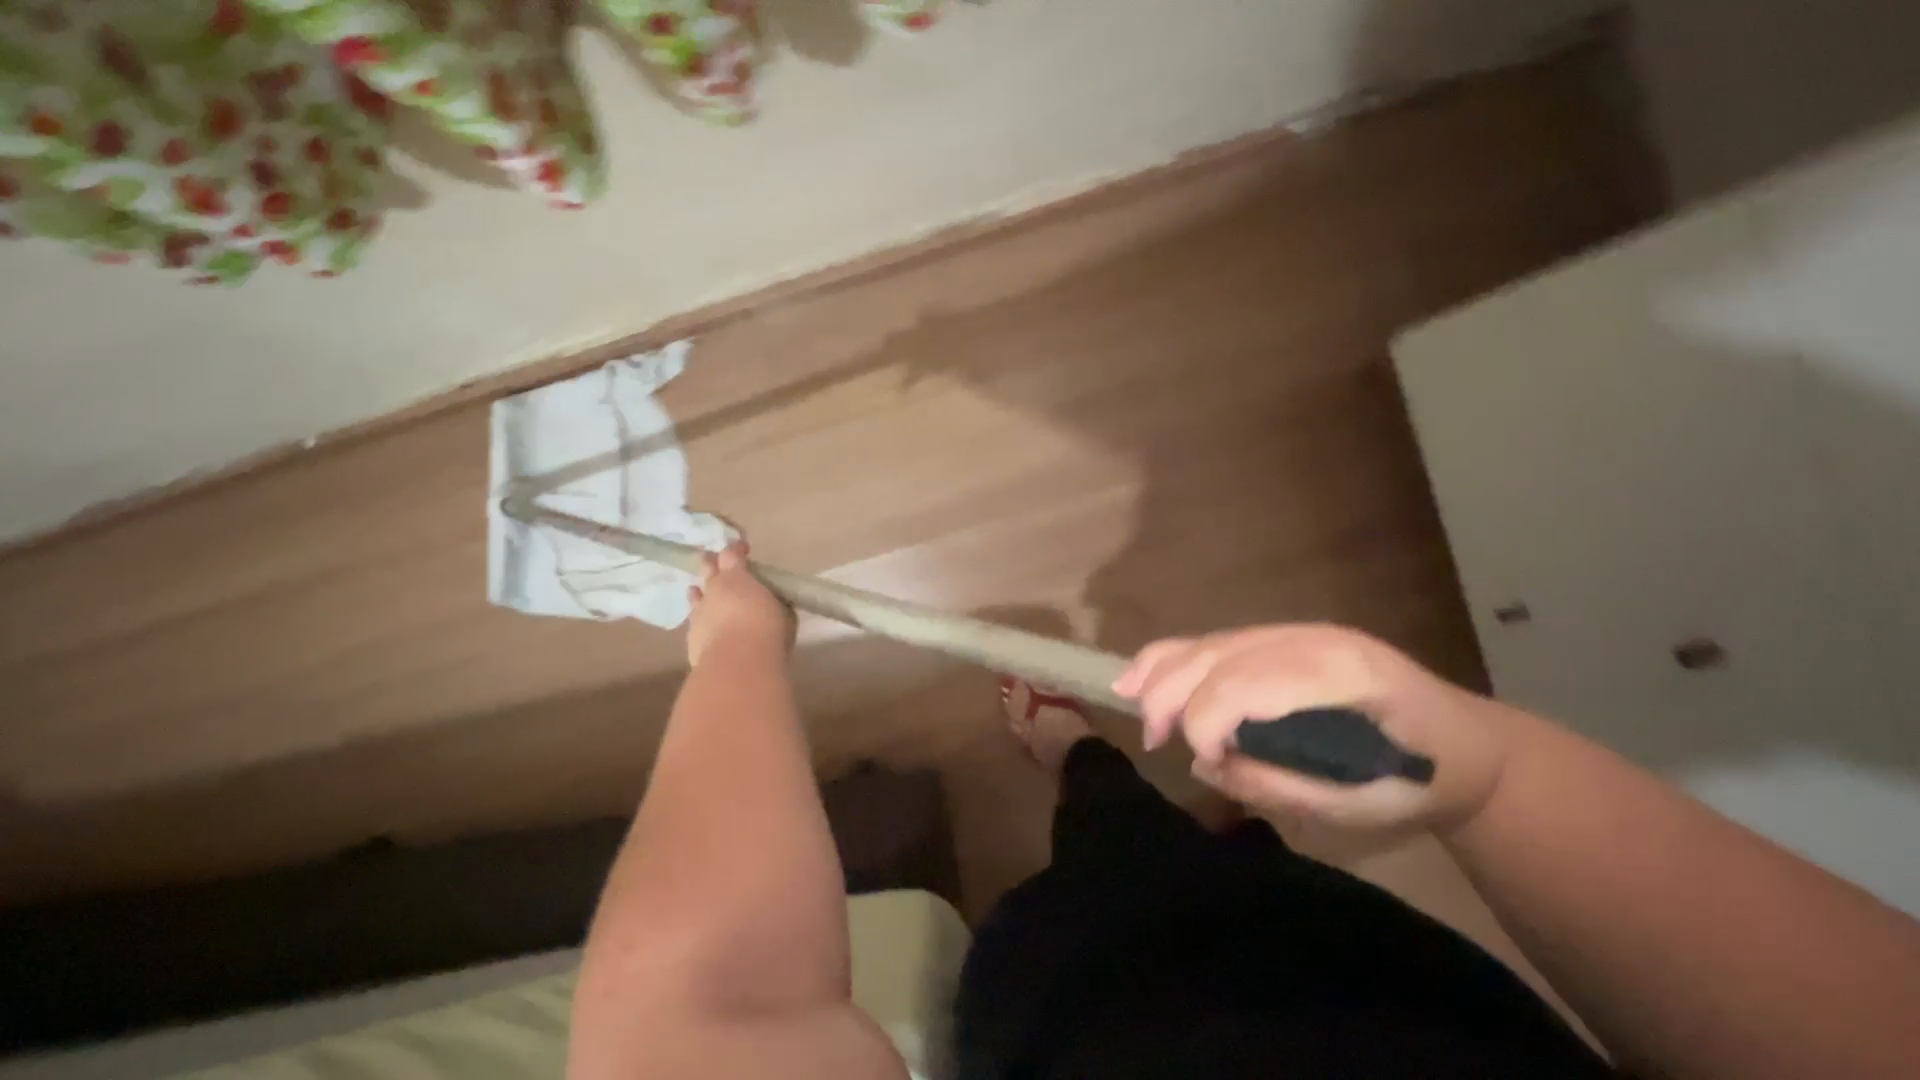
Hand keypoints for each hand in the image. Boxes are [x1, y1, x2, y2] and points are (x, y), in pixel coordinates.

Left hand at [686, 541, 794, 667]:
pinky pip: (694, 621)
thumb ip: (776, 603)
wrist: (737, 664)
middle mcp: (713, 590)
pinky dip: (700, 619)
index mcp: (737, 578)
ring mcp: (698, 613)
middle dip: (712, 562)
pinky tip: (705, 624)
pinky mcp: (691, 636)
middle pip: (707, 567)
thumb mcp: (783, 613)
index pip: (731, 553)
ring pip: (695, 594)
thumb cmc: (768, 631)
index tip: (743, 549)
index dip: (736, 549)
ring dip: (700, 591)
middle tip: (717, 563)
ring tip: (701, 591)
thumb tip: (774, 603)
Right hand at [1113, 624, 1508, 831]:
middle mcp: (1317, 638)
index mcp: (1347, 674)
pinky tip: (1143, 675)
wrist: (1467, 745)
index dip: (1210, 715)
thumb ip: (1279, 785)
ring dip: (1164, 671)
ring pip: (1213, 641)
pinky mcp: (1286, 638)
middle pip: (1223, 653)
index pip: (1255, 679)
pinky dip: (1176, 657)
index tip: (1197, 758)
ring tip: (1132, 705)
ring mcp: (1300, 631)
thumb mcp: (1358, 807)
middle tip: (1154, 741)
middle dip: (1175, 694)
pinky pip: (1218, 642)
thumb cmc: (1418, 782)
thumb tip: (1208, 763)